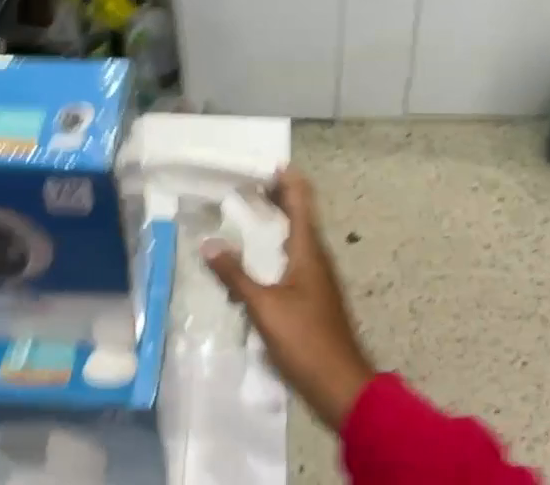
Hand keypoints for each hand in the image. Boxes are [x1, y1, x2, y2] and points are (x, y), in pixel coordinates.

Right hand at [201, 167, 375, 430]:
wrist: (341, 386)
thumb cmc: (305, 340)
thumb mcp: (264, 307)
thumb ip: (235, 275)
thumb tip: (208, 243)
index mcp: (309, 251)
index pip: (301, 201)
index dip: (287, 179)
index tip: (266, 164)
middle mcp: (317, 258)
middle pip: (299, 216)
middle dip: (276, 198)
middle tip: (246, 187)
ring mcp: (319, 280)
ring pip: (297, 240)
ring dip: (275, 225)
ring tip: (247, 219)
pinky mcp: (315, 299)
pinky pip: (294, 262)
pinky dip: (276, 251)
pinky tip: (256, 266)